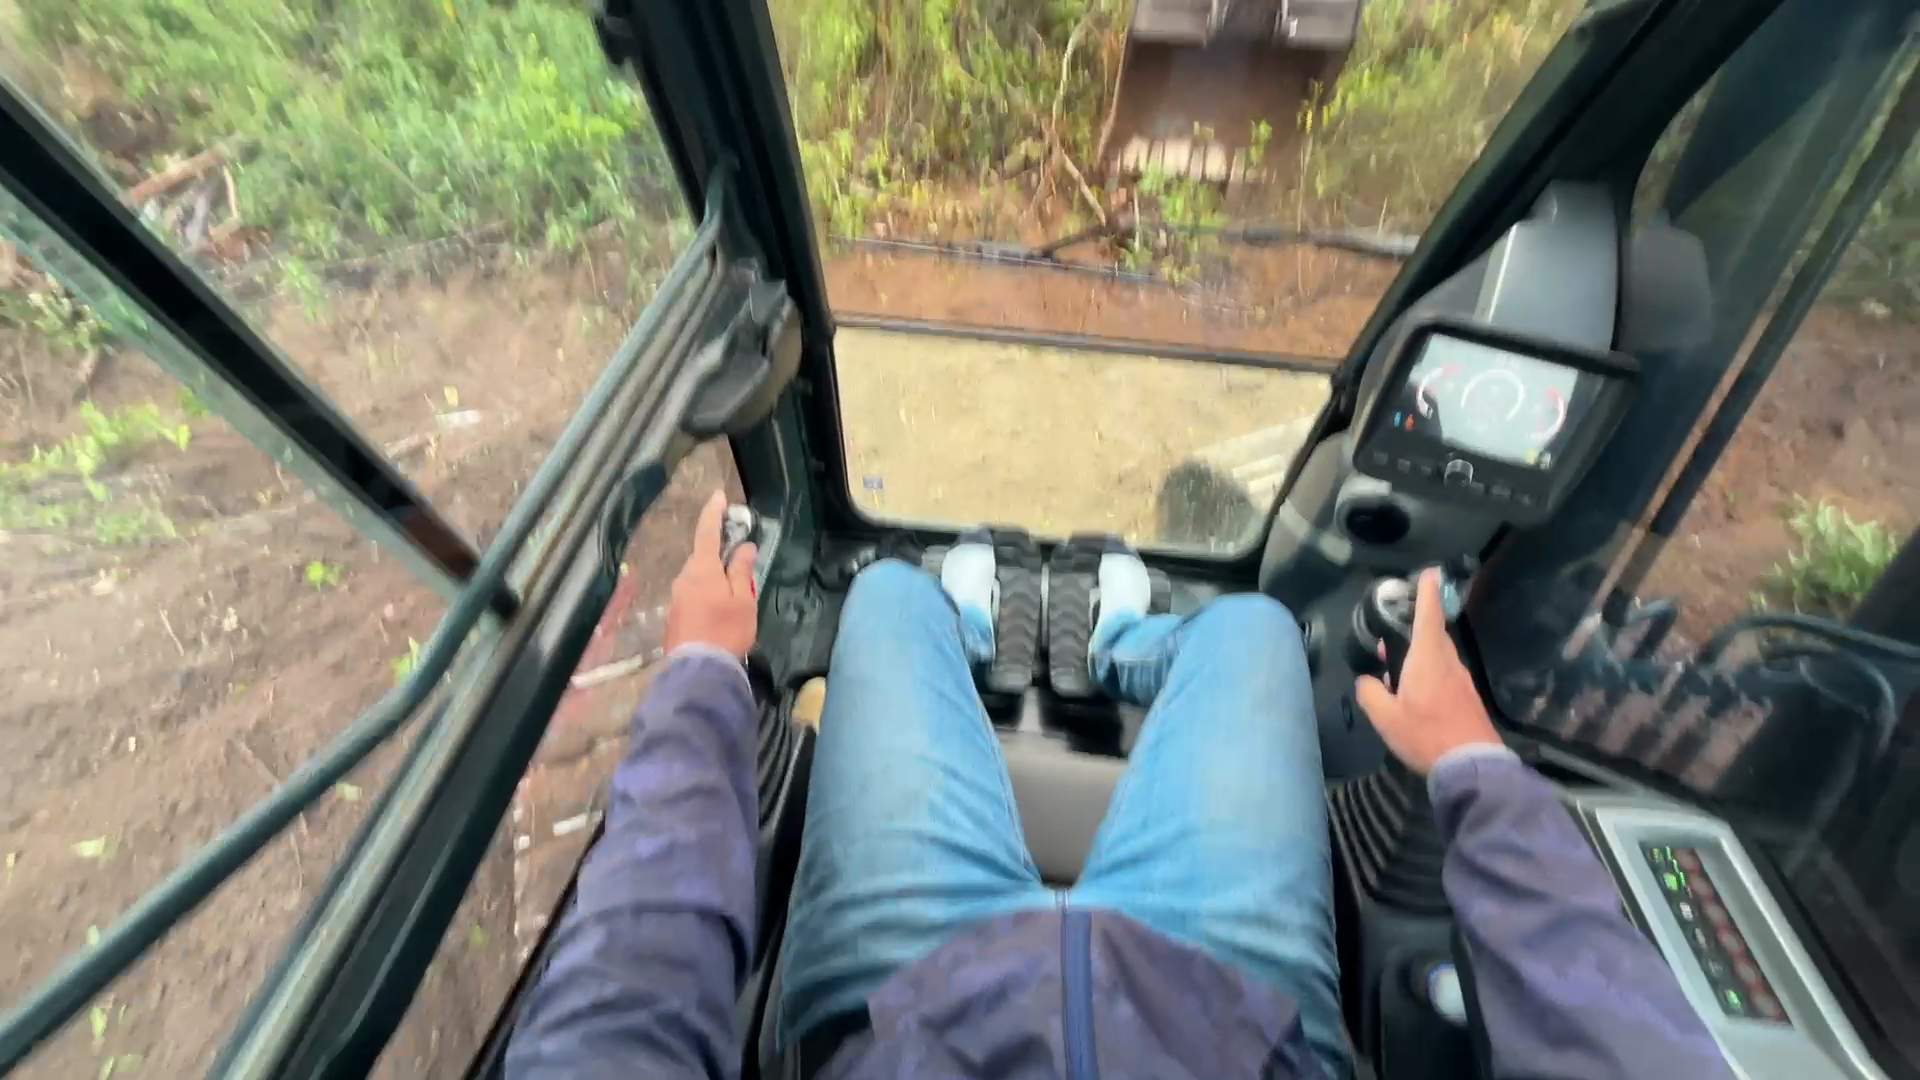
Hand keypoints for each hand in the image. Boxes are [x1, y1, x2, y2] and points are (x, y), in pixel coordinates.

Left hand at [664, 491, 758, 659]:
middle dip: (718, 555)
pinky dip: (706, 596)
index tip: (718, 496)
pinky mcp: (673, 617)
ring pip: (697, 578)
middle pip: (702, 558)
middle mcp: (683, 579)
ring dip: (713, 579)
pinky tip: (718, 612)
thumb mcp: (743, 599)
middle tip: (739, 563)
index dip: (713, 513)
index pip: (706, 533)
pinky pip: (692, 596)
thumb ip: (742, 571)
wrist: (699, 670)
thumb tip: (744, 547)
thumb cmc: (727, 630)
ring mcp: (675, 598)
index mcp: (702, 570)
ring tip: (732, 596)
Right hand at [1354, 568, 1501, 773]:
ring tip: (1395, 673)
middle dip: (1413, 631)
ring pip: (1438, 657)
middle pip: (1433, 636)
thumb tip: (1369, 682)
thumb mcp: (1384, 716)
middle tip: (1389, 641)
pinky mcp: (1467, 699)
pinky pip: (1444, 675)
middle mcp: (1448, 665)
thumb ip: (1369, 692)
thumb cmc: (1425, 735)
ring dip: (1418, 656)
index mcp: (1428, 660)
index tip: (1431, 572)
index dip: (1427, 593)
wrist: (1472, 768)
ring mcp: (1462, 682)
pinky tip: (1413, 694)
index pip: (1428, 618)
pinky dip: (1427, 674)